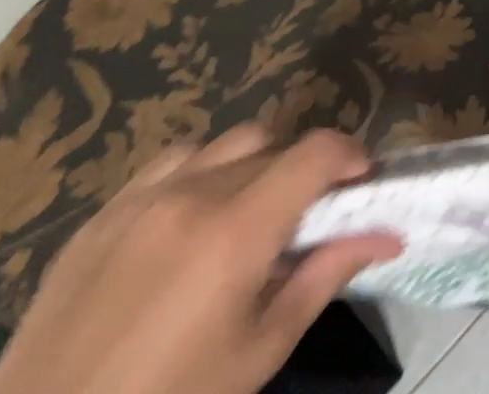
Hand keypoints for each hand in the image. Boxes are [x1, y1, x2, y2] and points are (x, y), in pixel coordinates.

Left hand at [0, 125, 403, 393]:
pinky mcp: (100, 216)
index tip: (363, 182)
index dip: (351, 154)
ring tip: (254, 206)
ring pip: (221, 143)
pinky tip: (196, 216)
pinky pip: (168, 164)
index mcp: (237, 230)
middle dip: (306, 164)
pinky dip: (202, 170)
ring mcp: (138, 200)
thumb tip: (389, 236)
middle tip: (314, 210)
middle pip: (272, 141)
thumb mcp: (264, 347)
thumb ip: (327, 275)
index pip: (315, 152)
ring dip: (255, 159)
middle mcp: (190, 196)